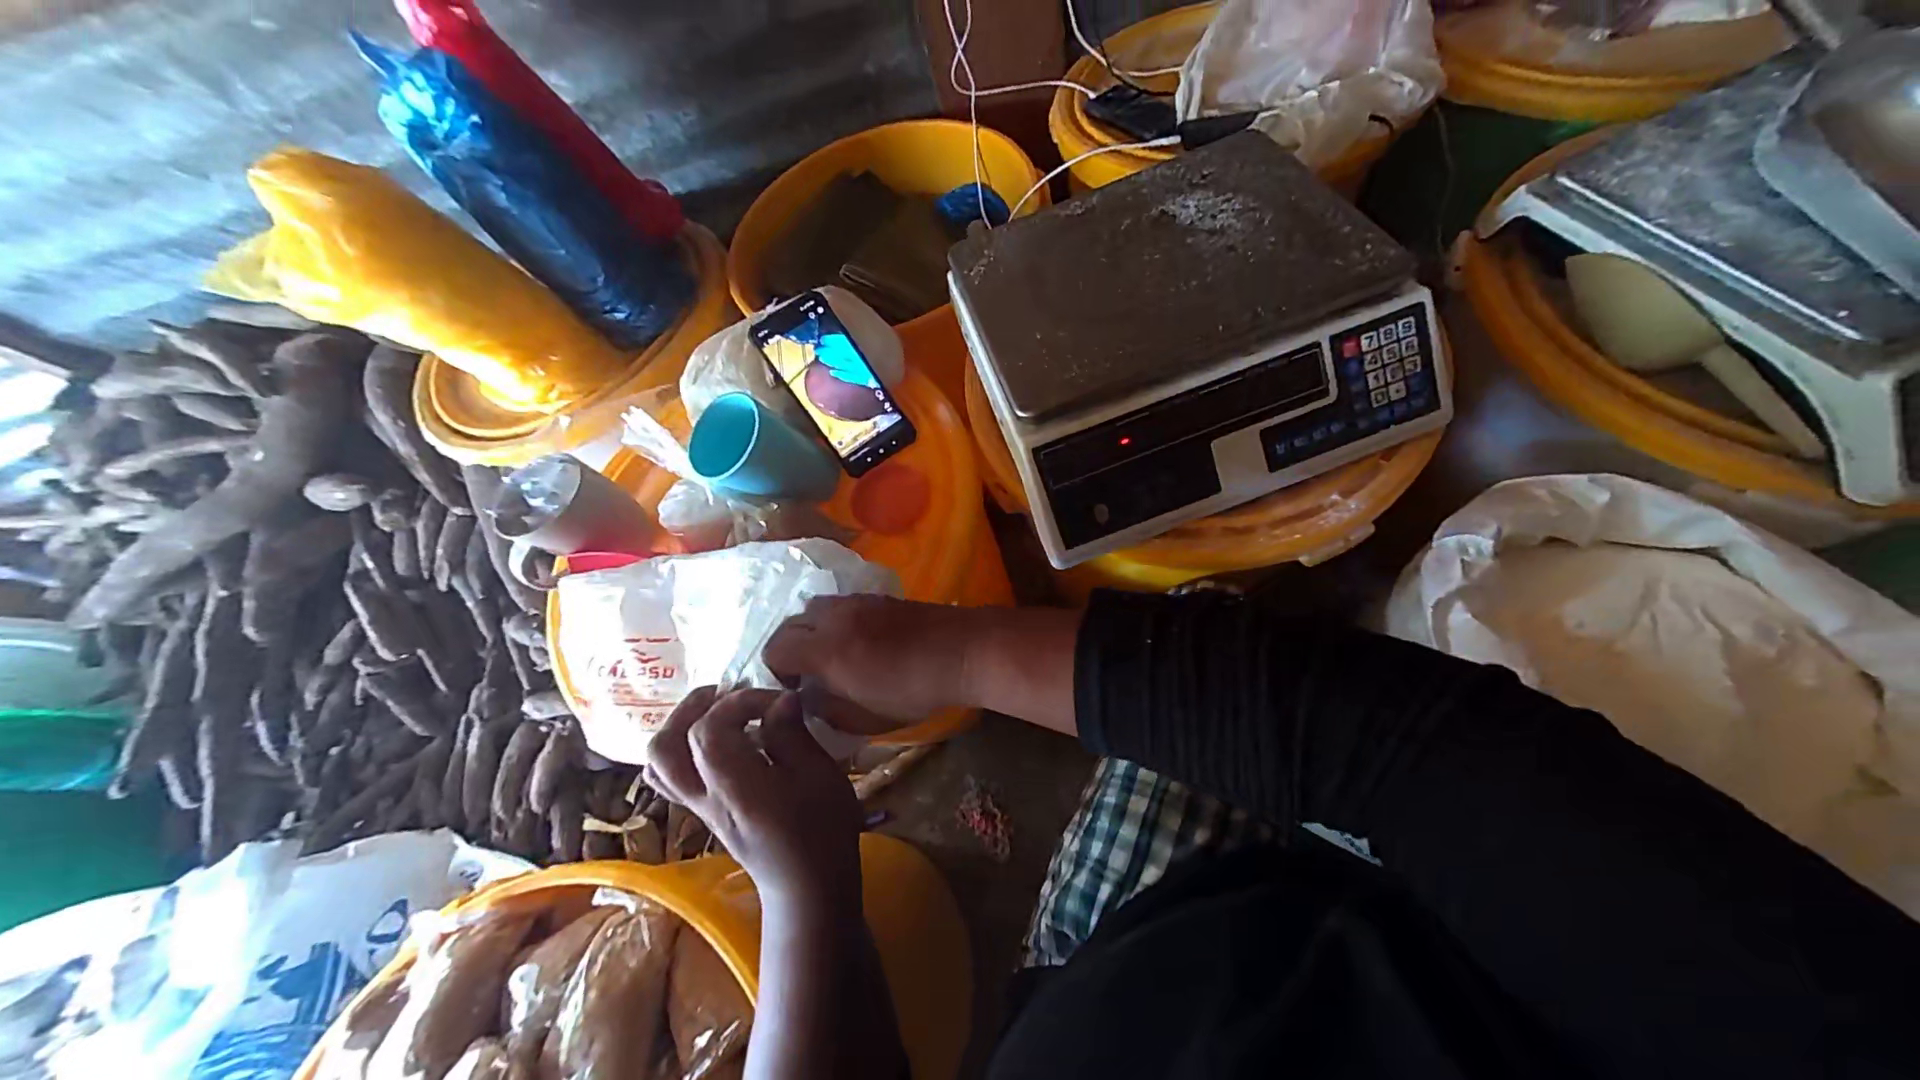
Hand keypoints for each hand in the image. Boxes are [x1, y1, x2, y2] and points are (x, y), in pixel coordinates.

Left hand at [644, 686, 862, 911]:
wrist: (808, 884)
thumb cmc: (822, 830)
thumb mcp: (819, 775)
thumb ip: (792, 735)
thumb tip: (780, 698)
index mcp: (734, 787)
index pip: (708, 730)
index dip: (738, 702)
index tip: (777, 700)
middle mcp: (704, 796)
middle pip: (666, 744)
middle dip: (694, 708)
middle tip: (732, 693)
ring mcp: (698, 807)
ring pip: (659, 762)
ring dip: (681, 726)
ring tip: (719, 710)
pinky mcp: (703, 811)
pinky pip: (670, 777)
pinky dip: (682, 749)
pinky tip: (716, 739)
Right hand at [762, 595, 978, 732]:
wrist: (962, 652)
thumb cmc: (914, 691)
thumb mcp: (866, 718)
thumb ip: (829, 710)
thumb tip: (810, 699)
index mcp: (825, 649)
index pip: (776, 649)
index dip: (775, 670)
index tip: (793, 689)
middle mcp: (834, 618)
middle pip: (791, 623)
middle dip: (790, 647)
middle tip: (807, 672)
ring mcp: (857, 601)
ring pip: (815, 607)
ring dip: (812, 629)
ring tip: (831, 653)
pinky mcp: (877, 596)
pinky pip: (841, 603)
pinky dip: (835, 619)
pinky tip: (858, 640)